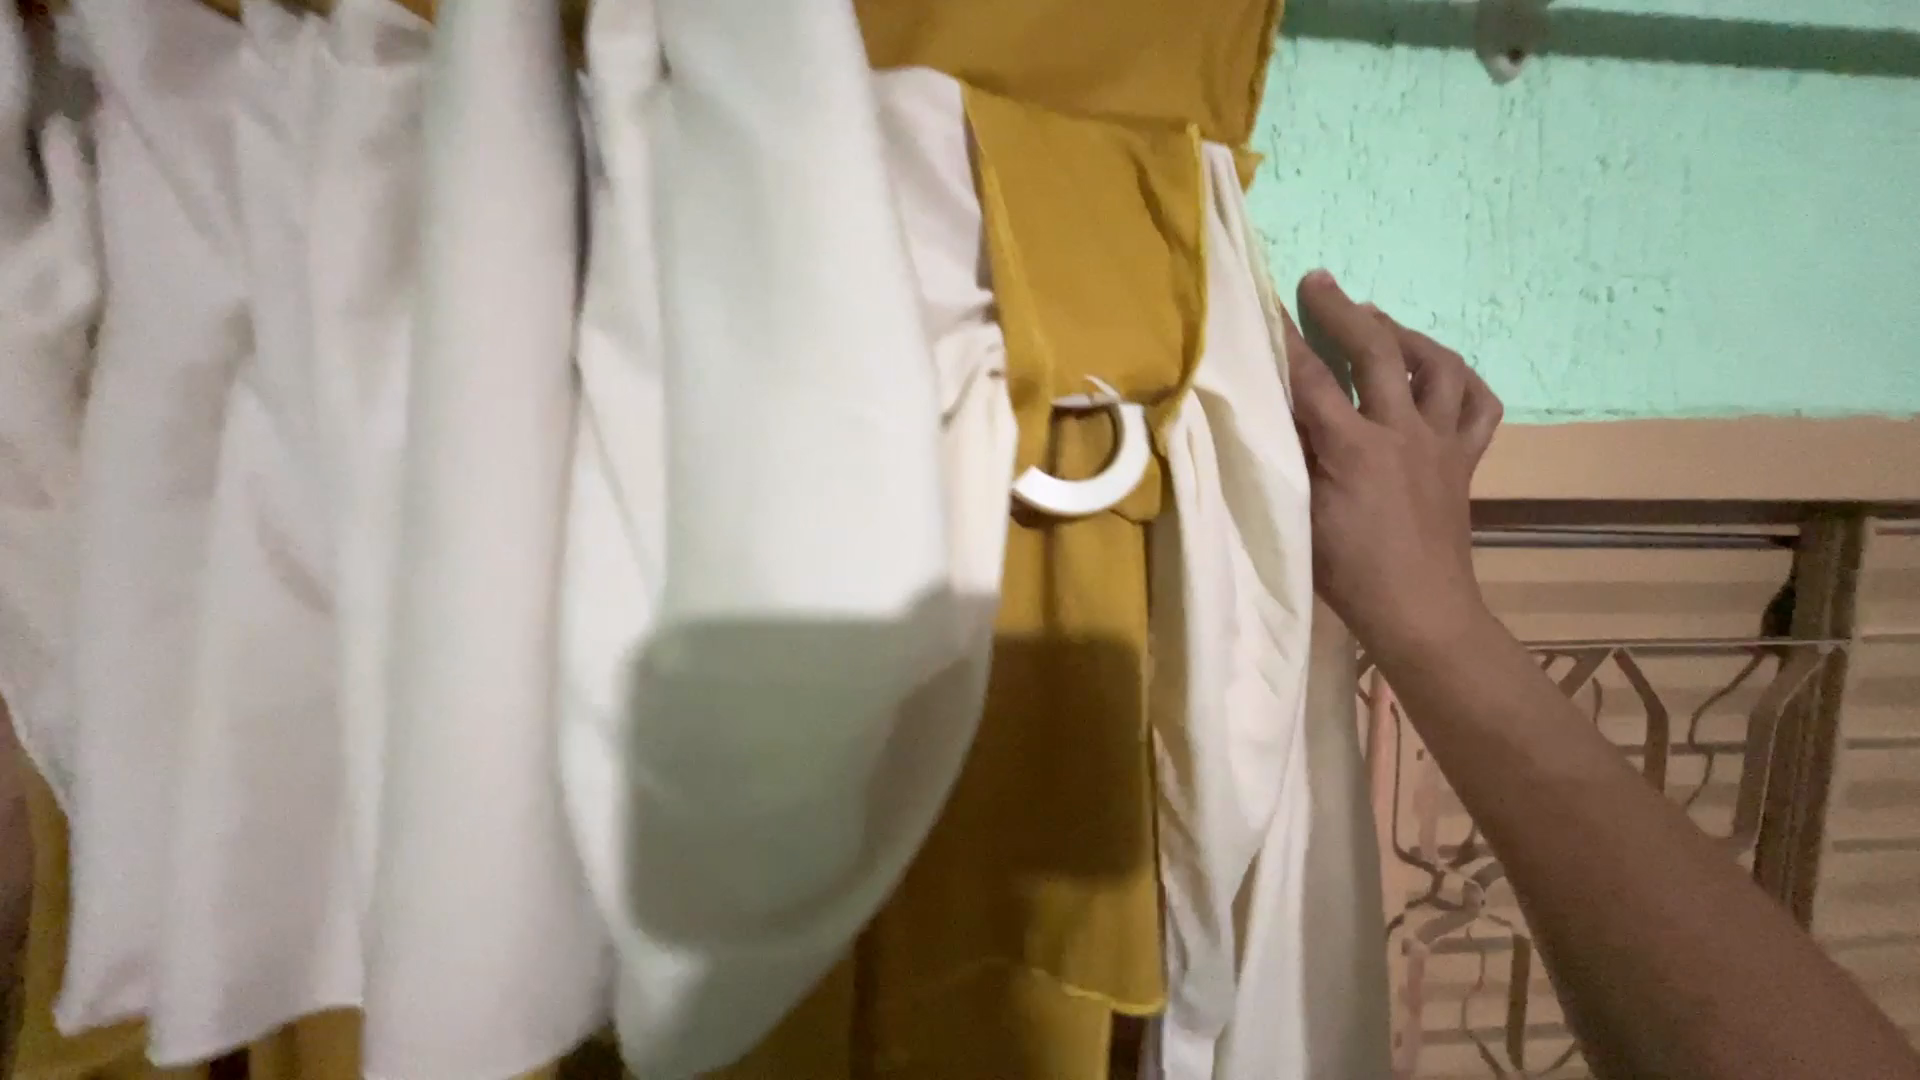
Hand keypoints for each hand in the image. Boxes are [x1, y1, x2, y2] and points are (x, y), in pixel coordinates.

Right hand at [1284, 270, 1503, 662]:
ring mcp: (1441, 443)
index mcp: (1353, 448)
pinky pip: (1478, 405)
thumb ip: (1292, 457)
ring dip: (1405, 334)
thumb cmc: (1347, 571)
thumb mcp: (1301, 512)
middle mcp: (1402, 432)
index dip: (1287, 338)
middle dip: (1345, 311)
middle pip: (1378, 353)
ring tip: (1379, 322)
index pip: (1312, 378)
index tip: (1267, 303)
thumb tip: (1278, 413)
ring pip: (1438, 366)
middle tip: (1320, 281)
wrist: (1420, 610)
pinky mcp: (1466, 460)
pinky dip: (1459, 380)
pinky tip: (1439, 374)